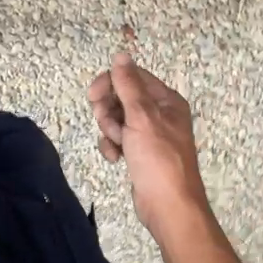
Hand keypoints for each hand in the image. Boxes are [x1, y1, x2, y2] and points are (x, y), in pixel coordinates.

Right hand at [88, 53, 210, 242]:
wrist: (169, 208)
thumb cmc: (159, 159)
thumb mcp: (142, 117)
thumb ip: (129, 85)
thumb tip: (121, 55)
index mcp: (166, 100)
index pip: (132, 77)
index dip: (110, 83)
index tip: (93, 97)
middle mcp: (160, 113)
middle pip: (122, 96)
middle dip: (109, 110)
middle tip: (107, 124)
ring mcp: (150, 134)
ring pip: (117, 118)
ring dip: (109, 129)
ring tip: (117, 145)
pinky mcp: (141, 152)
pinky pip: (118, 138)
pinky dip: (113, 145)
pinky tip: (115, 158)